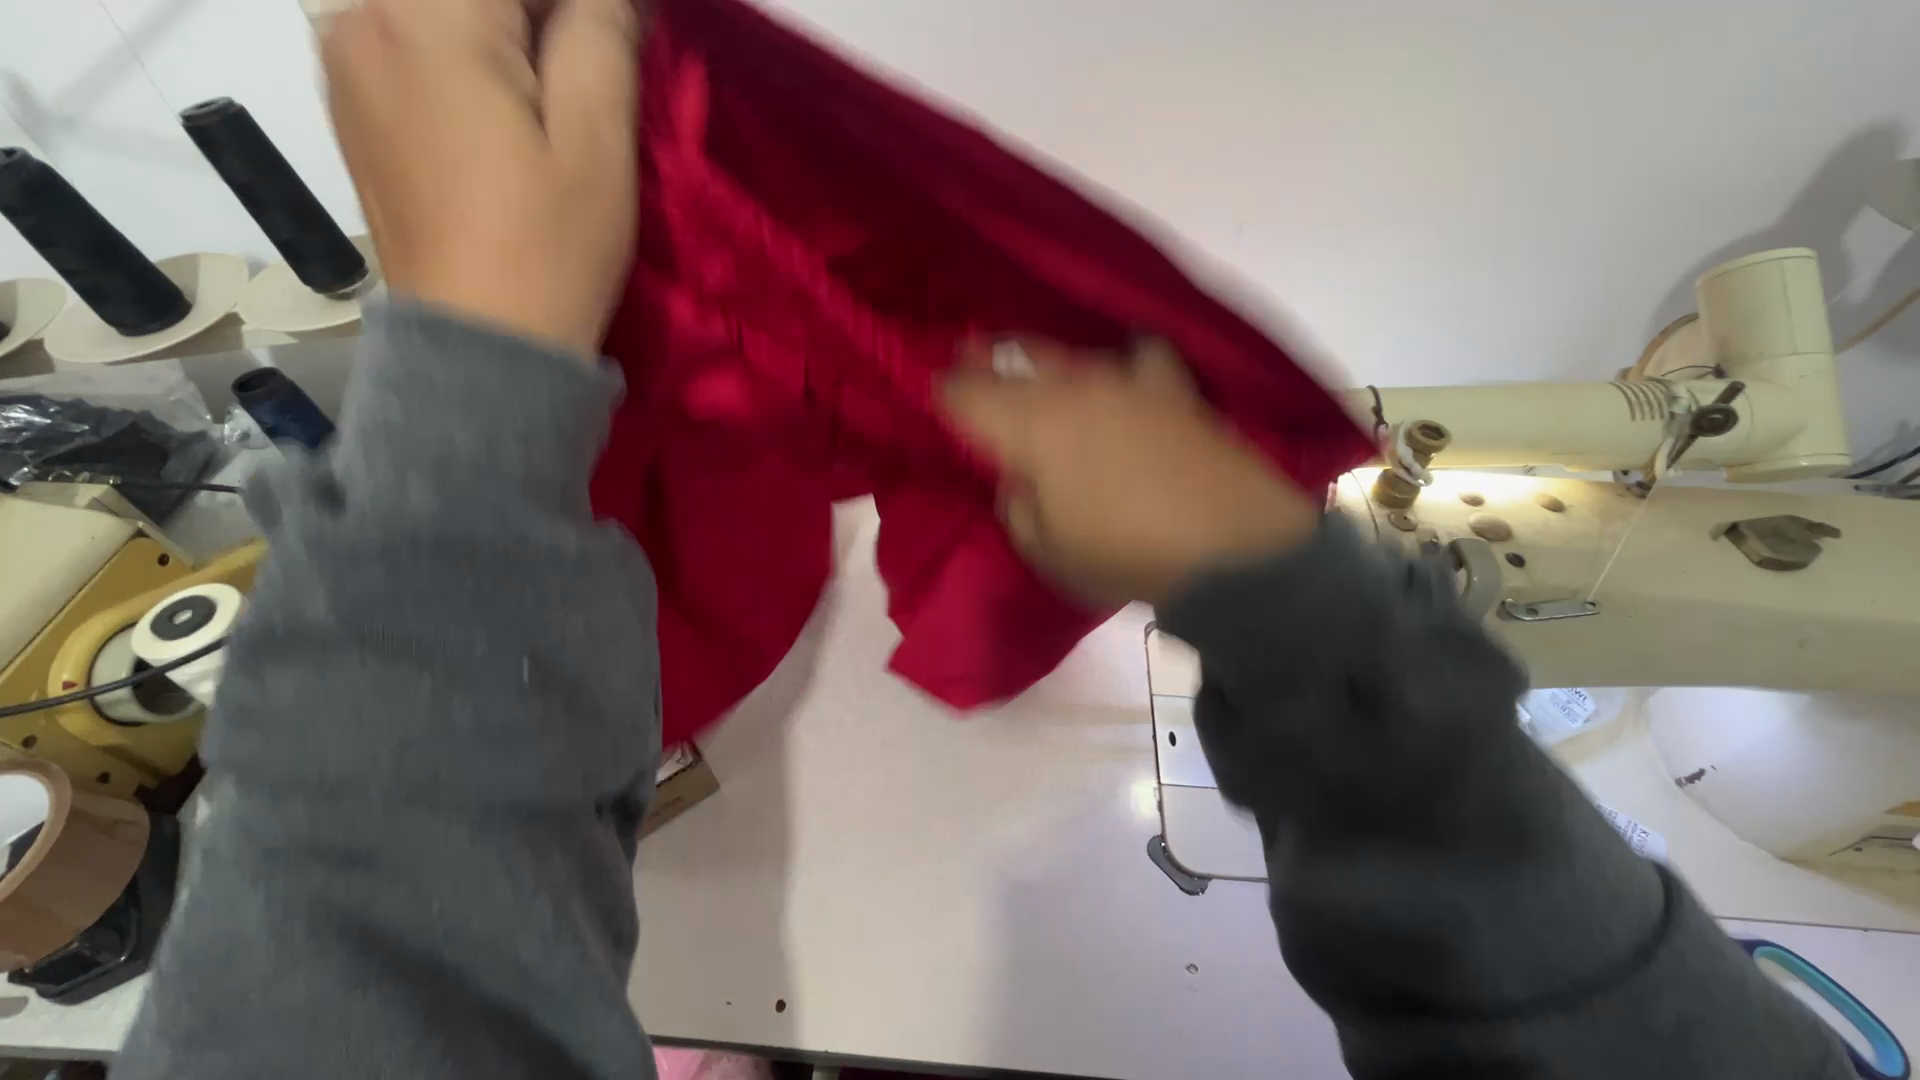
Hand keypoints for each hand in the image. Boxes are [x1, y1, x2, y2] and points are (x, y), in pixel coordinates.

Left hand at [320, 0, 642, 355]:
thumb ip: (601, 33)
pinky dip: (466, 52)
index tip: (616, 39)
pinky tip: (507, 109)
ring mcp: (344, 58)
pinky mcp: (350, 101)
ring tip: (554, 92)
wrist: (483, 346)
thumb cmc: (551, 248)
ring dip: (508, 33)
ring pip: (441, 8)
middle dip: (545, 17)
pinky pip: (411, 36)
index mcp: (425, 12)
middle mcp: (360, 12)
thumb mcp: (597, 140)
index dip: (582, 7)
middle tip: (593, 64)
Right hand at [941, 338, 1318, 605]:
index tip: (935, 392)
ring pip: (1075, 355)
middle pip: (1019, 358)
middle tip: (974, 360)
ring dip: (1051, 362)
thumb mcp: (1046, 551)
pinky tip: (1125, 377)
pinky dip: (1121, 364)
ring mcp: (1130, 382)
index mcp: (1031, 426)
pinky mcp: (1176, 390)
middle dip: (989, 360)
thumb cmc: (1125, 555)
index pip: (968, 393)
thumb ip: (1017, 504)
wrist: (1232, 549)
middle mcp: (1075, 389)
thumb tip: (1018, 475)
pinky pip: (1138, 357)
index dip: (944, 390)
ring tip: (1046, 374)